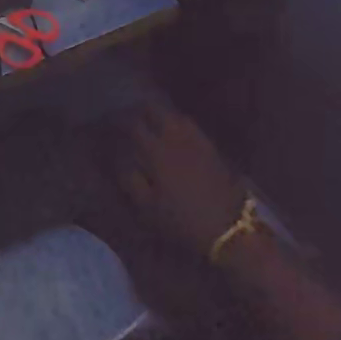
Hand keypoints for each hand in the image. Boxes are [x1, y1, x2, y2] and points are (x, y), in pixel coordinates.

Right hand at [114, 104, 248, 256]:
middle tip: (131, 116)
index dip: (119, 120)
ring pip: (177, 116)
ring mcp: (198, 143)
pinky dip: (181, 125)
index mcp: (156, 152)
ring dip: (163, 115)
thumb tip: (120, 160)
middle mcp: (176, 140)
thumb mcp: (147, 207)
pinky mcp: (214, 151)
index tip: (109, 122)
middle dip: (141, 109)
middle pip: (157, 111)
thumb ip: (130, 180)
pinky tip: (178, 134)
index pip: (133, 125)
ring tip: (154, 121)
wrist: (231, 230)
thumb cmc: (182, 220)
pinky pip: (194, 129)